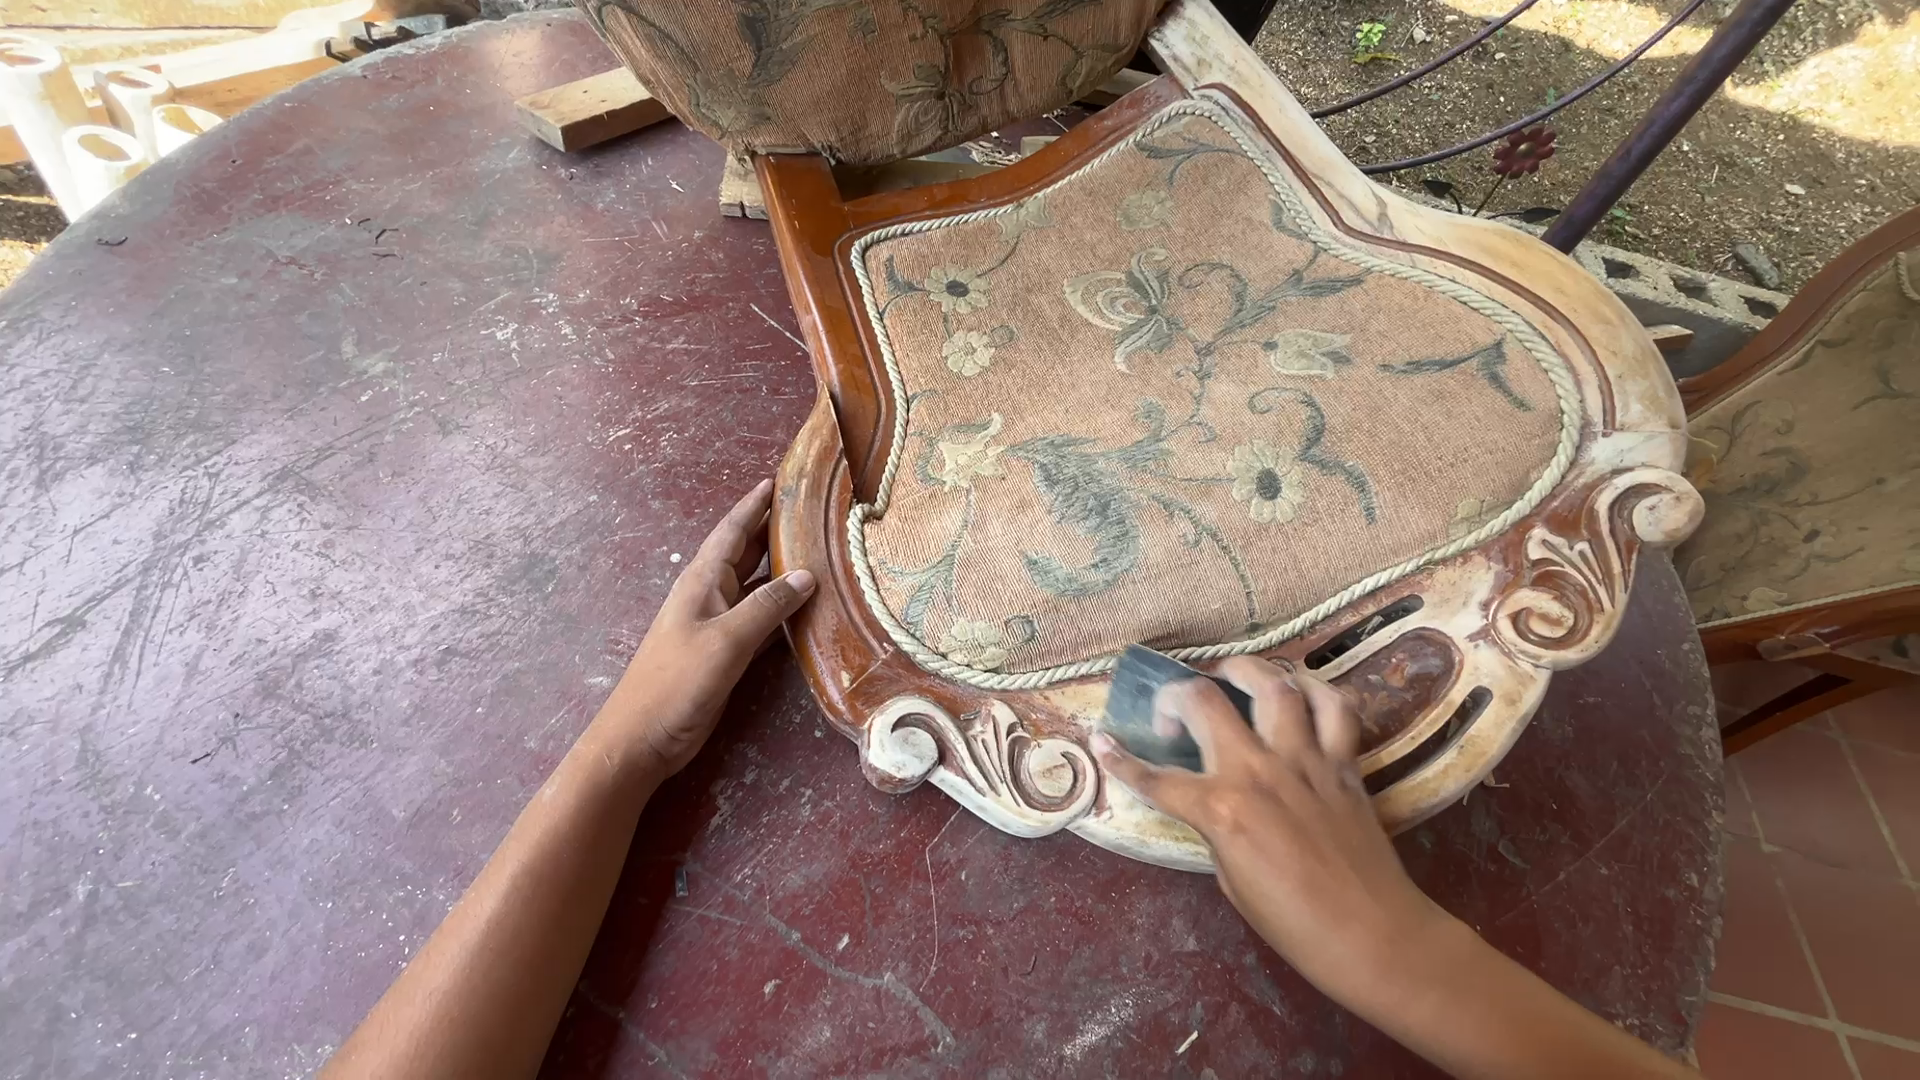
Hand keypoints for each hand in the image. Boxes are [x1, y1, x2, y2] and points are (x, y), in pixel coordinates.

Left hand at [595, 479, 814, 778]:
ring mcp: (717, 622)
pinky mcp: (725, 650)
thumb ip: (767, 606)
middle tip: (808, 509)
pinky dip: (781, 605)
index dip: (753, 505)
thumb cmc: (677, 682)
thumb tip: (807, 574)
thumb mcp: (726, 639)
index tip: (777, 479)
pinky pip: (760, 616)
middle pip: (745, 551)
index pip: (732, 531)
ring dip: (781, 567)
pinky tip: (805, 606)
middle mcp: (710, 594)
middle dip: (772, 528)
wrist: (642, 737)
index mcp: (703, 581)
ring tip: (816, 551)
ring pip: (755, 583)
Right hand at [1092, 657, 1449, 998]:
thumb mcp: (1229, 878)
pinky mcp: (1343, 762)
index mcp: (1221, 809)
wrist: (1376, 938)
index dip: (1120, 761)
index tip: (1100, 741)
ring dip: (1244, 670)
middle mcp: (1257, 770)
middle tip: (1175, 713)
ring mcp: (1304, 759)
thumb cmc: (1293, 922)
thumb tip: (1205, 797)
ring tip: (1230, 675)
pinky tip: (1298, 690)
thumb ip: (1212, 825)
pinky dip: (1316, 689)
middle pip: (1204, 701)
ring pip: (1272, 684)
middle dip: (1174, 695)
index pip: (1155, 778)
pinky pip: (1335, 706)